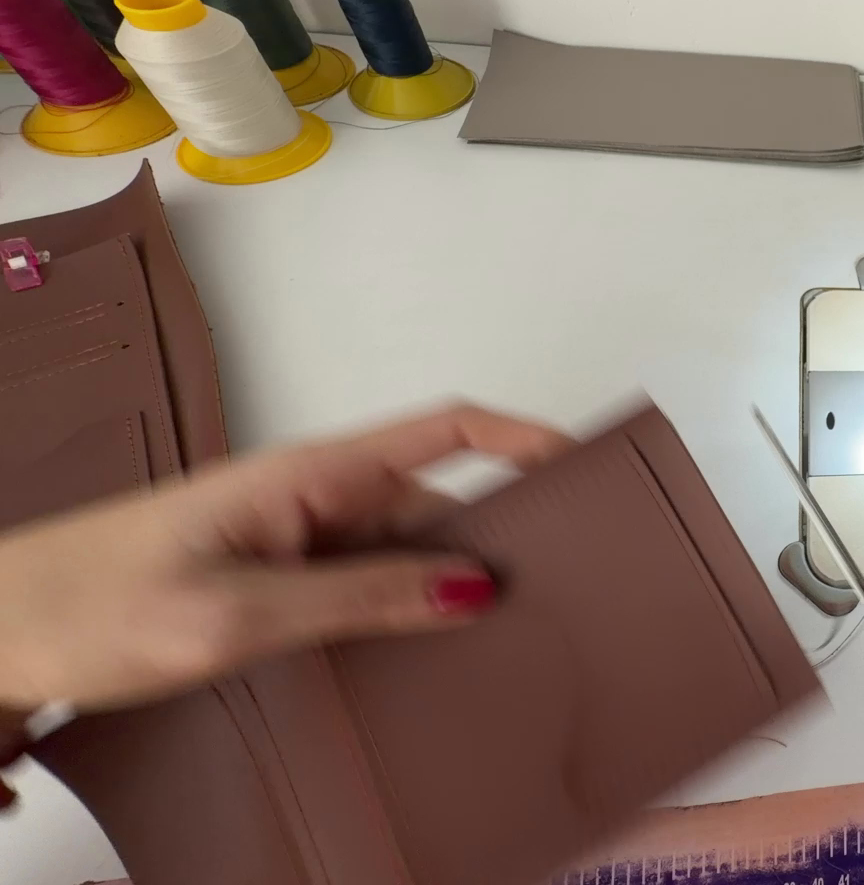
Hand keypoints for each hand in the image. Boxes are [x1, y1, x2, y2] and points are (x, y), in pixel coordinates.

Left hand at [0, 404, 572, 711]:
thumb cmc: (79, 607)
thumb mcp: (235, 613)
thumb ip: (363, 598)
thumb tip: (472, 588)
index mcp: (318, 473)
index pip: (449, 428)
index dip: (522, 434)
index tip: (576, 458)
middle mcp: (327, 493)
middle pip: (445, 498)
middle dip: (496, 536)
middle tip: (543, 583)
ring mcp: (312, 529)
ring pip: (415, 544)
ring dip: (448, 580)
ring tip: (482, 628)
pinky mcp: (298, 563)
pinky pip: (381, 573)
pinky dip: (412, 601)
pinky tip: (422, 642)